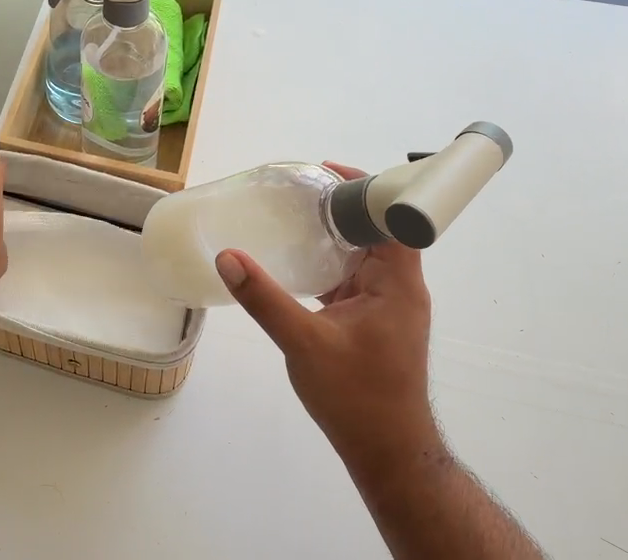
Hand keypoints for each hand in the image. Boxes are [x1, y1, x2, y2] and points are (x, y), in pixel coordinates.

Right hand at [216, 162, 437, 462]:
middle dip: (341, 206)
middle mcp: (400, 288)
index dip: (365, 189)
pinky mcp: (375, 322)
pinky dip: (331, 262)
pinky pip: (355, 278)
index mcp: (397, 283)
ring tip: (294, 215)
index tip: (325, 173)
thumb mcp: (304, 344)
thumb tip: (227, 257)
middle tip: (299, 189)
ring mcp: (389, 306)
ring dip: (335, 234)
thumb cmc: (358, 396)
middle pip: (377, 230)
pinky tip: (299, 261)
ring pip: (364, 255)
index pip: (393, 218)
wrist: (389, 454)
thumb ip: (265, 299)